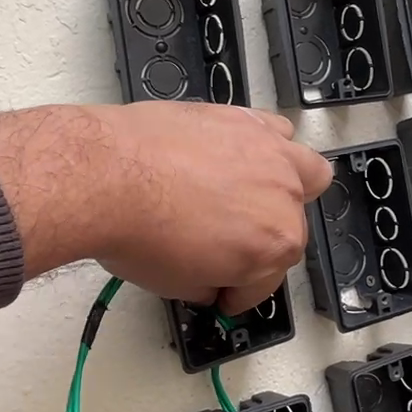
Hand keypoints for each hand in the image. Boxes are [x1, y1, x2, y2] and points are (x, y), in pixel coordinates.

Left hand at [0, 103, 332, 313]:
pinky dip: (264, 145)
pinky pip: (276, 130)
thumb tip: (207, 279)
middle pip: (291, 225)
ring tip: (251, 196)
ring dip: (286, 188)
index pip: (267, 281)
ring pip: (307, 170)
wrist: (104, 176)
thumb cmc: (135, 224)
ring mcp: (268, 153)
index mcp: (275, 245)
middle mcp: (283, 195)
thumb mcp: (175, 284)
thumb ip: (207, 283)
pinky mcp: (243, 119)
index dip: (240, 291)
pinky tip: (236, 155)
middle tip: (230, 247)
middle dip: (263, 240)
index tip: (222, 291)